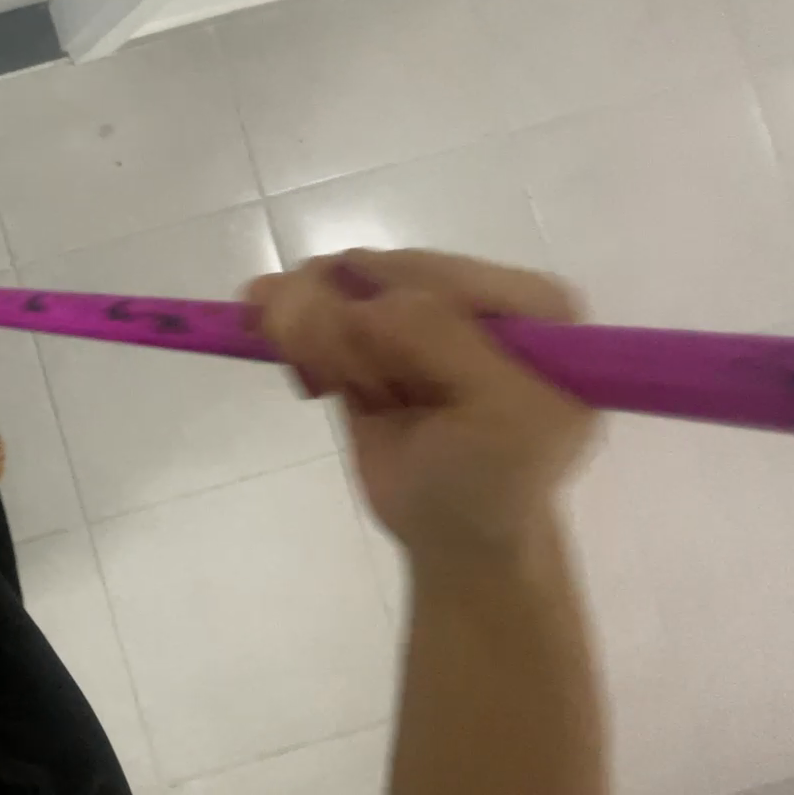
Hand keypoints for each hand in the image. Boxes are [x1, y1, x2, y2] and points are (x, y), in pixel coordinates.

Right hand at [242, 249, 597, 564]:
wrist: (451, 533)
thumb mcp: (500, 414)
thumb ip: (441, 340)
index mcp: (523, 302)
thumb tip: (354, 302)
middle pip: (360, 271)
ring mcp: (403, 315)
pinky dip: (281, 335)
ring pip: (319, 284)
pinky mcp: (356, 336)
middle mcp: (463, 297)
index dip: (377, 314)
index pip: (420, 270)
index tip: (368, 377)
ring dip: (301, 333)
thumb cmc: (491, 481)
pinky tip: (304, 378)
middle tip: (349, 387)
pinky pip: (298, 306)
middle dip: (333, 328)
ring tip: (323, 384)